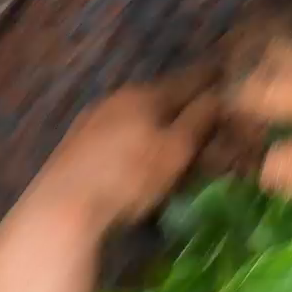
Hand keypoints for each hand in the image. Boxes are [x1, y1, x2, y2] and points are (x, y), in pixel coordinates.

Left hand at [20, 66, 219, 230]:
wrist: (58, 213)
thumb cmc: (129, 177)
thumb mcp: (177, 149)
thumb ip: (202, 118)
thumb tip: (221, 94)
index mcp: (146, 93)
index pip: (191, 78)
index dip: (215, 79)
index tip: (232, 80)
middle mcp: (117, 98)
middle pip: (162, 96)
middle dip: (185, 105)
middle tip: (208, 117)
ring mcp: (91, 121)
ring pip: (138, 115)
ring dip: (159, 123)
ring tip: (176, 140)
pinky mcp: (73, 147)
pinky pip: (118, 133)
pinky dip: (136, 139)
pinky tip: (140, 157)